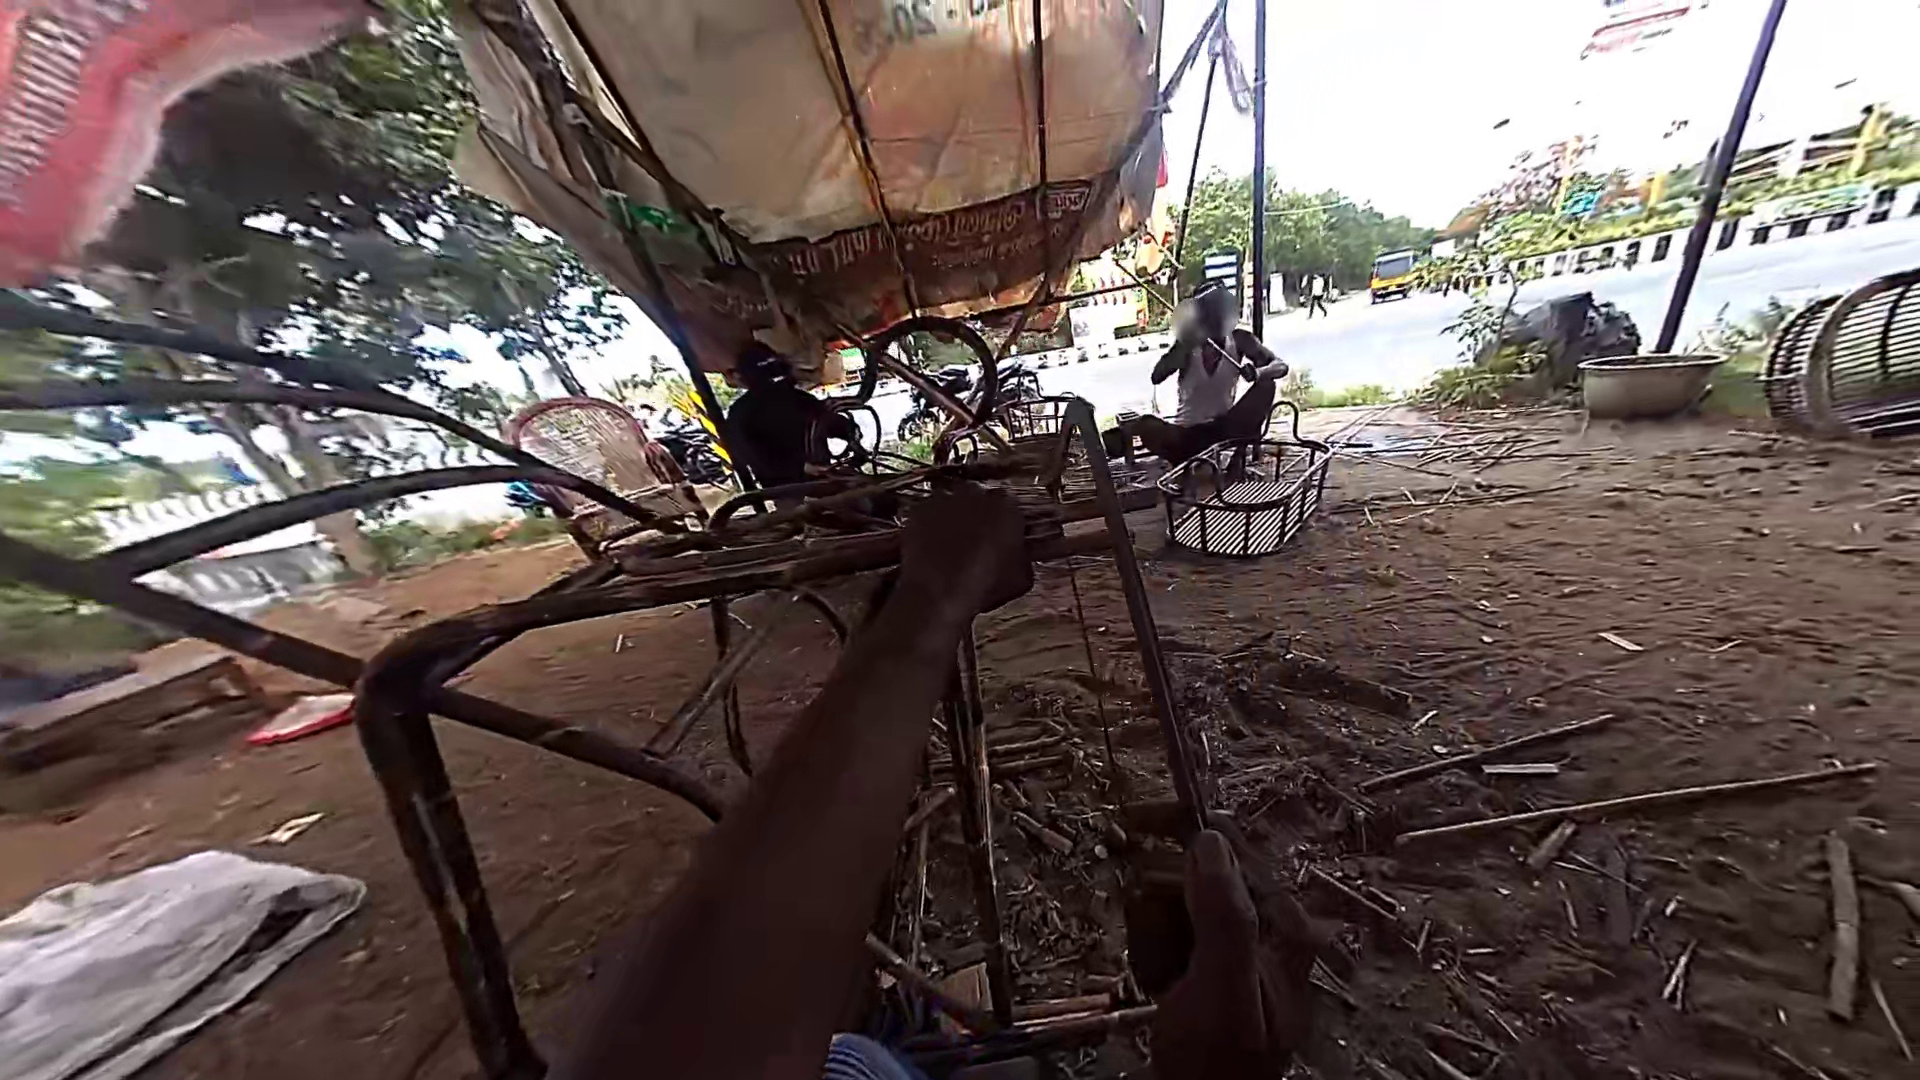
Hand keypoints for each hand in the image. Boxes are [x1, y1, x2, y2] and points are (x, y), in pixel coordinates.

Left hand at [900, 483, 1032, 616]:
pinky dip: (929, 528)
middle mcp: (975, 494)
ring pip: (952, 506)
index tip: (1002, 541)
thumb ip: (1023, 557)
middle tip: (976, 543)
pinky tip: (930, 550)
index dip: (1005, 525)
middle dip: (979, 517)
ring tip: (950, 548)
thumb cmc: (986, 586)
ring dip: (953, 520)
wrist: (938, 593)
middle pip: (979, 500)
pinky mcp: (918, 511)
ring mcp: (943, 499)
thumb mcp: (1021, 578)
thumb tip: (1019, 554)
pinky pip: (928, 516)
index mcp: (1006, 506)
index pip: (1010, 507)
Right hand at [1150, 830, 1313, 1079]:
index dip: (1180, 826)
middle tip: (1155, 932)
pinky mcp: (1200, 951)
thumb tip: (1209, 839)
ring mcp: (1226, 937)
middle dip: (1160, 896)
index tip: (1137, 821)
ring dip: (1151, 926)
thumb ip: (1225, 917)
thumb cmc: (1218, 1064)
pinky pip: (1161, 919)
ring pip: (1168, 891)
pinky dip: (1148, 942)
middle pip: (1191, 867)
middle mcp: (1256, 921)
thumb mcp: (1225, 991)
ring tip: (1159, 971)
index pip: (1229, 843)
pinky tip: (1156, 976)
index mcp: (1280, 922)